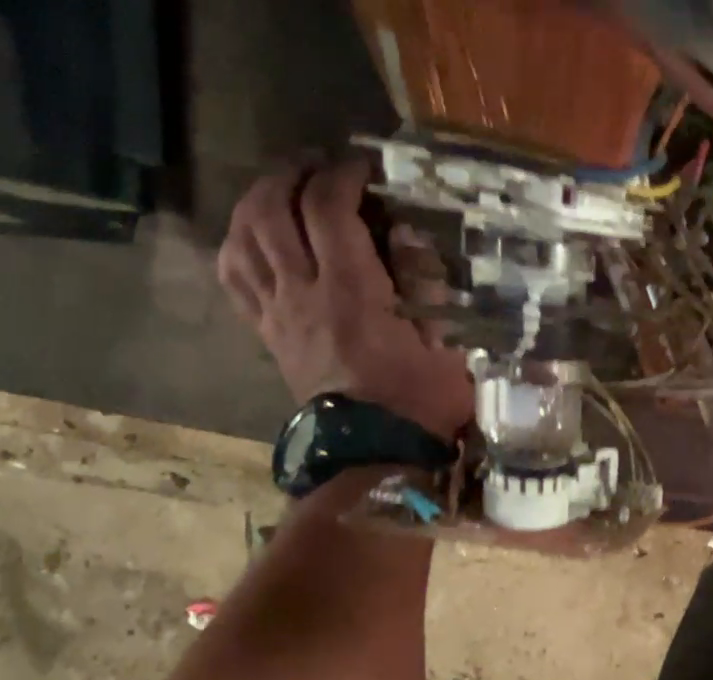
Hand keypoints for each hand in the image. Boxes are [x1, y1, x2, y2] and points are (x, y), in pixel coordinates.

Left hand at [217, 159, 471, 439]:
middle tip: (320, 165)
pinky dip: (238, 242)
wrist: (376, 453)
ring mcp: (278, 312)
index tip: (363, 167)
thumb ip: (428, 290)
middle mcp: (304, 292)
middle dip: (294, 176)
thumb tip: (411, 242)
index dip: (342, 178)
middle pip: (275, 211)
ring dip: (259, 200)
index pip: (330, 213)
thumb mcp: (448, 347)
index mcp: (353, 293)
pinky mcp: (267, 331)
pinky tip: (252, 234)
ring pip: (245, 236)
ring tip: (283, 187)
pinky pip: (235, 275)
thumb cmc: (422, 402)